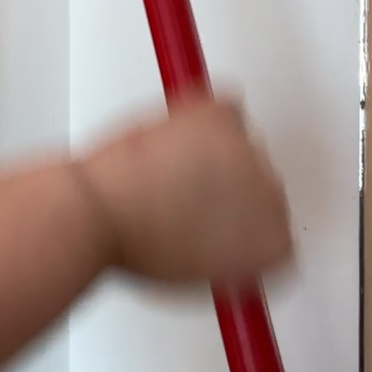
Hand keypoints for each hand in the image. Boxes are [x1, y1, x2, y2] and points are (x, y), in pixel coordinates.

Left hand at [75, 95, 292, 283]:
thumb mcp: (191, 267)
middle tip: (172, 180)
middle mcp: (272, 202)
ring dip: (206, 142)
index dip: (228, 209)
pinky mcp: (223, 122)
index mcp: (271, 248)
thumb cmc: (130, 243)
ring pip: (238, 137)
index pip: (269, 219)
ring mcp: (249, 157)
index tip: (201, 206)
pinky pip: (226, 103)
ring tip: (161, 161)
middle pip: (255, 174)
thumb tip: (214, 226)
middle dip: (217, 173)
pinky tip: (175, 126)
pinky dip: (201, 109)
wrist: (98, 215)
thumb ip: (222, 247)